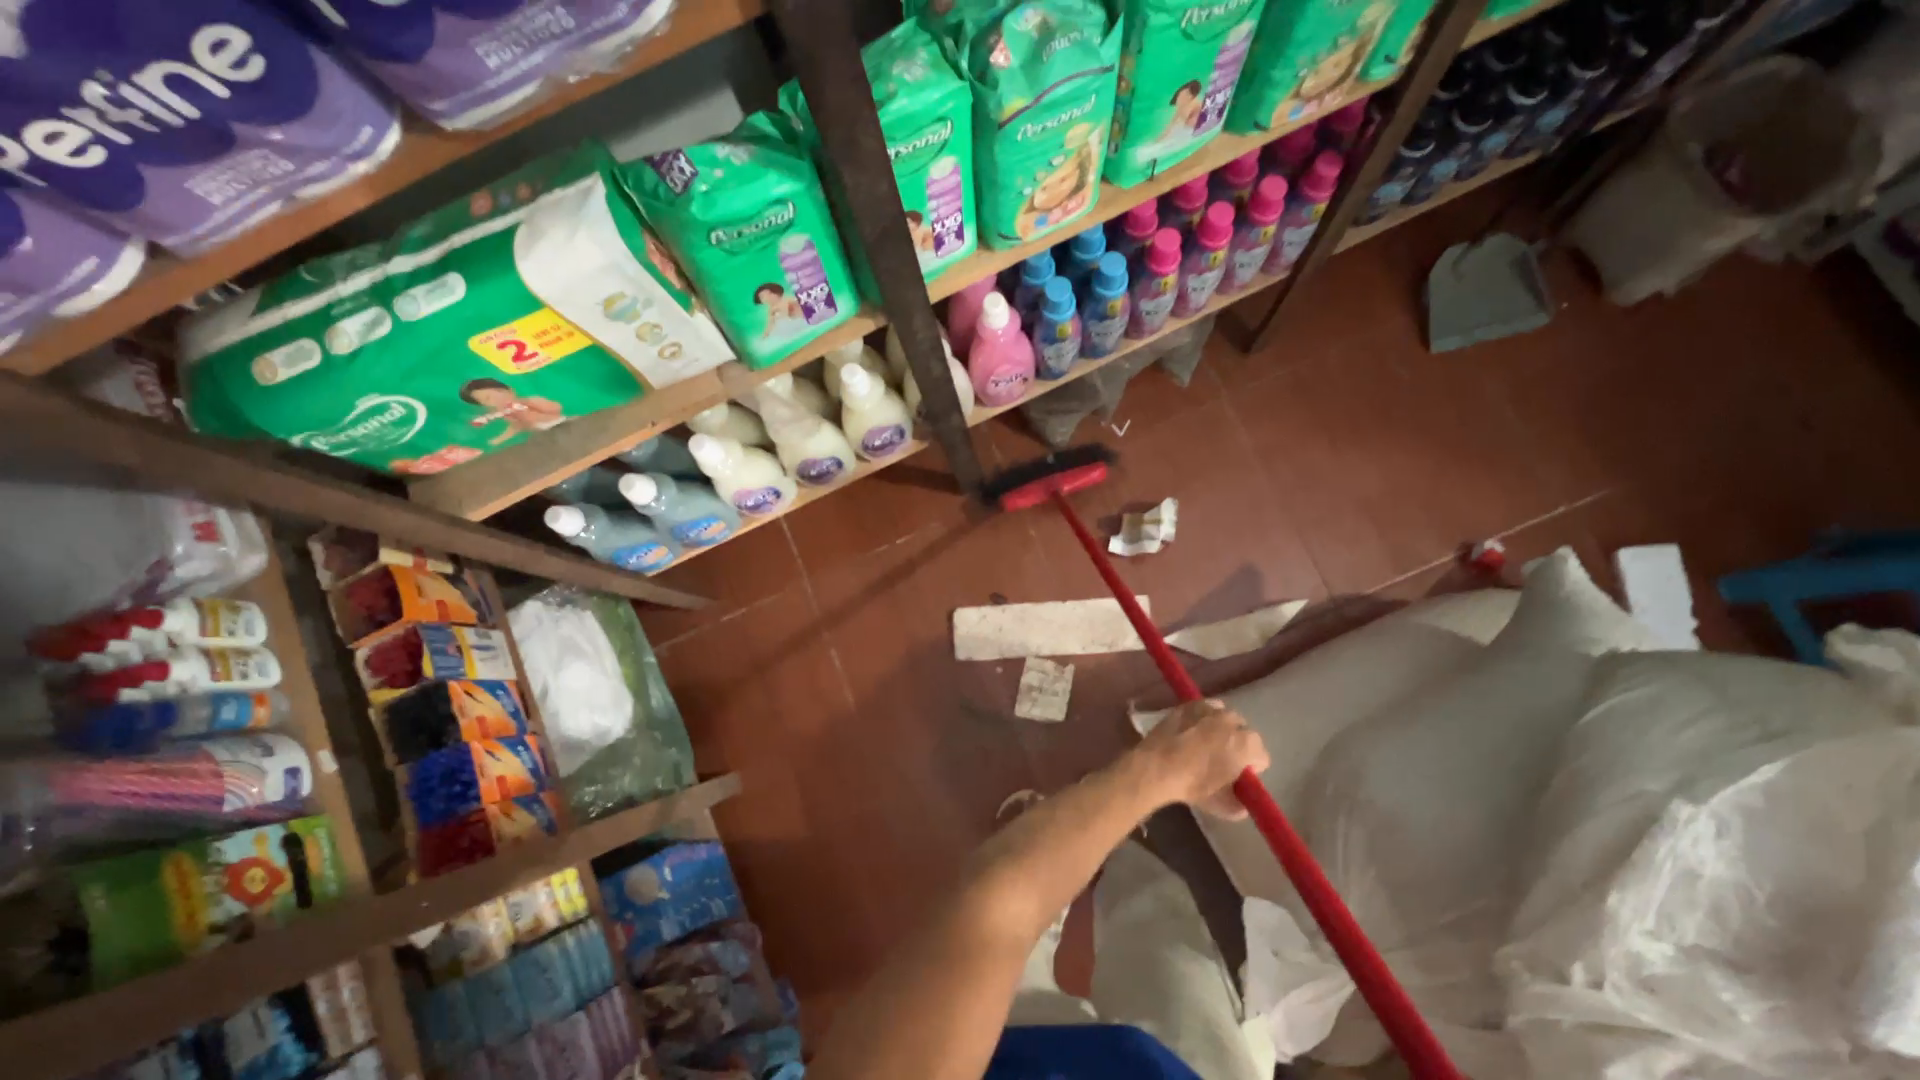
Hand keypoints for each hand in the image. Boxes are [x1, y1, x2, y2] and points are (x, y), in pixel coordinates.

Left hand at [1132, 699, 1268, 819]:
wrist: (1157, 766)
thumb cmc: (1193, 785)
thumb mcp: (1221, 806)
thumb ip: (1238, 806)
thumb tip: (1241, 806)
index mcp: (1247, 744)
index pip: (1261, 756)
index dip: (1252, 768)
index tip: (1239, 776)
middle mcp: (1233, 721)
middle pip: (1244, 733)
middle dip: (1238, 746)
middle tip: (1221, 760)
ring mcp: (1211, 709)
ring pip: (1226, 718)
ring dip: (1223, 728)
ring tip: (1206, 743)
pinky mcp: (1191, 704)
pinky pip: (1207, 708)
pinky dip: (1205, 717)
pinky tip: (1194, 729)